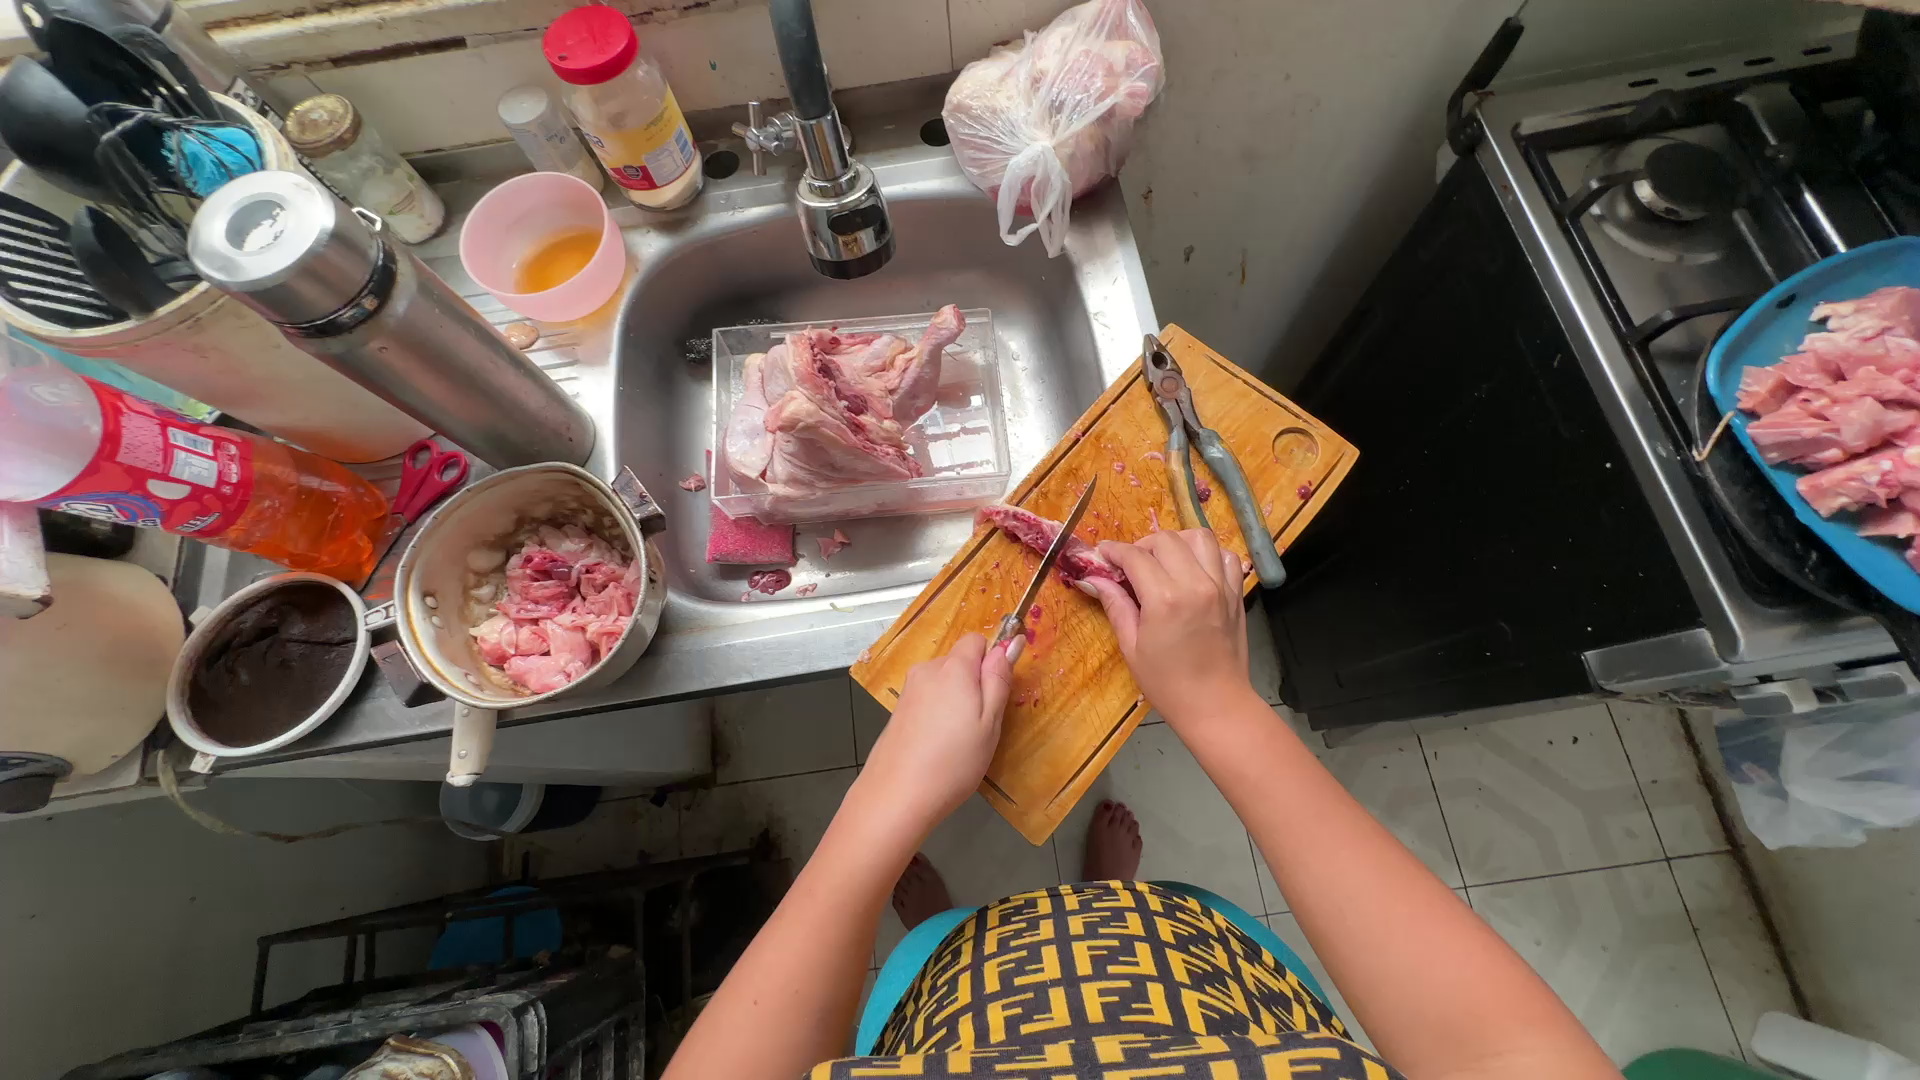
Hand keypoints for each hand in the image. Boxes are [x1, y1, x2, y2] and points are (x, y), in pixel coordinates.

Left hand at [856, 633, 1013, 830]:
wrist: (897, 795)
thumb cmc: (954, 761)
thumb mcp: (990, 722)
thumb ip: (998, 679)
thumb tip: (1009, 643)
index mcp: (953, 668)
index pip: (976, 640)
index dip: (991, 662)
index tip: (995, 694)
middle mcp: (927, 670)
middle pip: (958, 661)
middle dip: (973, 683)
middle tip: (980, 724)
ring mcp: (909, 690)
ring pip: (943, 682)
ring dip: (955, 700)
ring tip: (958, 739)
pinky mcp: (898, 710)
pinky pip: (928, 699)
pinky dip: (937, 713)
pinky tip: (937, 744)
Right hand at [1081, 529, 1252, 725]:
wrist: (1216, 705)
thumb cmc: (1167, 683)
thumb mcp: (1131, 647)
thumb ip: (1115, 605)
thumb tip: (1093, 578)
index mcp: (1165, 599)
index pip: (1135, 557)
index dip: (1114, 551)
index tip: (1103, 553)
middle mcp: (1195, 584)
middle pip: (1166, 540)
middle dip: (1142, 545)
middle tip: (1130, 564)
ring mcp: (1221, 586)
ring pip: (1199, 538)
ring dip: (1176, 542)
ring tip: (1163, 560)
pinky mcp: (1236, 593)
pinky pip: (1226, 556)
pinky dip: (1208, 554)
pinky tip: (1194, 569)